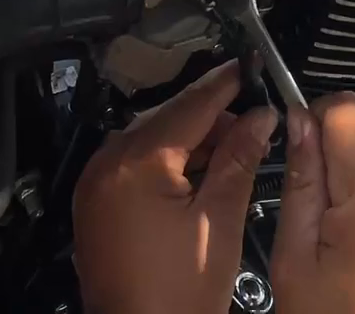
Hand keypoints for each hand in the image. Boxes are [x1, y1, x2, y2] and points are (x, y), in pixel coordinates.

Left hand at [72, 61, 279, 313]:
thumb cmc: (182, 292)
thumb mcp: (219, 223)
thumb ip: (238, 160)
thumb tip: (261, 116)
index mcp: (138, 160)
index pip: (190, 106)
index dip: (224, 85)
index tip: (248, 64)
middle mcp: (108, 158)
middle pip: (168, 118)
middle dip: (210, 116)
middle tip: (251, 119)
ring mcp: (95, 177)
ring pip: (150, 137)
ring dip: (189, 137)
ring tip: (230, 147)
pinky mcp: (93, 197)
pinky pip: (133, 159)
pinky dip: (165, 158)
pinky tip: (194, 169)